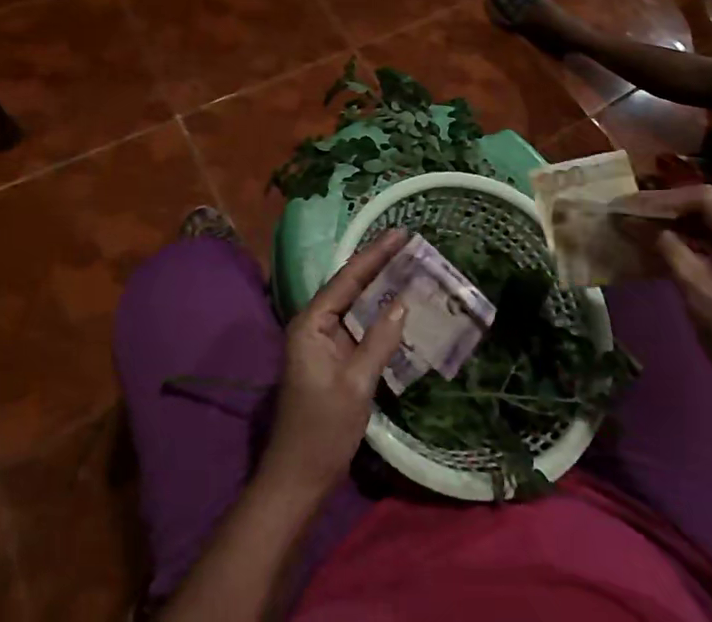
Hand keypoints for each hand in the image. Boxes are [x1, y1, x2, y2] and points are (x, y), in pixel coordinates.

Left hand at [259, 229, 410, 496]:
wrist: (299, 477)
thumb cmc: (323, 431)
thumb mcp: (356, 384)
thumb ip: (379, 340)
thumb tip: (403, 302)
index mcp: (311, 325)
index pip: (347, 280)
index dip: (375, 254)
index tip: (401, 233)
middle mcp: (315, 326)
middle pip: (351, 286)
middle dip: (380, 265)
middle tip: (411, 243)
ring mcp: (324, 343)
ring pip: (357, 306)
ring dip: (382, 288)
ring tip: (412, 266)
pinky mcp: (335, 360)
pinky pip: (360, 327)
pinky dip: (381, 315)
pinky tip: (403, 307)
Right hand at [620, 186, 711, 411]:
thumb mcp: (700, 297)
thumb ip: (669, 250)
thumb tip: (634, 221)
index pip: (711, 201)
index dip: (664, 200)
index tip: (628, 206)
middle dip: (671, 209)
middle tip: (629, 212)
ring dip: (684, 223)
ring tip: (642, 223)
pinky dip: (701, 239)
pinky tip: (670, 239)